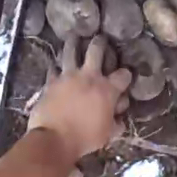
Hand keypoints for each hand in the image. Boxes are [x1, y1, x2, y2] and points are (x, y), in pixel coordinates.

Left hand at [27, 35, 132, 161]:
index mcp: (107, 89)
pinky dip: (55, 68)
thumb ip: (116, 124)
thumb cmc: (85, 138)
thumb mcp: (107, 134)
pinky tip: (55, 67)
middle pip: (96, 50)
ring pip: (70, 51)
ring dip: (73, 43)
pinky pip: (52, 69)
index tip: (125, 77)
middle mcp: (88, 76)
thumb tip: (121, 121)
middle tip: (101, 39)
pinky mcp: (51, 82)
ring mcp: (67, 76)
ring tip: (74, 37)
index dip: (126, 75)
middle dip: (100, 43)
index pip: (123, 75)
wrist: (54, 138)